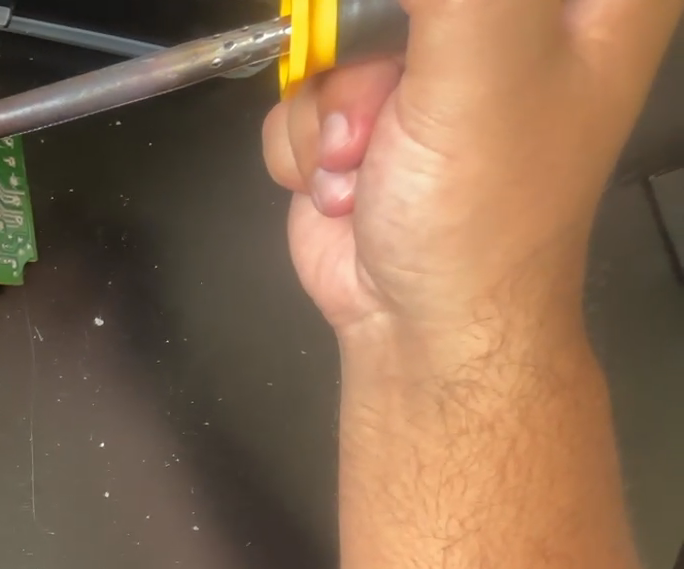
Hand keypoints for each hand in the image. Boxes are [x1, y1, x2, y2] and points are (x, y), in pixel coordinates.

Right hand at [262, 0, 681, 348]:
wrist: (415, 315)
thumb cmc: (477, 202)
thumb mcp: (480, 71)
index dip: (420, 11)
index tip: (411, 46)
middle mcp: (494, 24)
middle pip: (380, 1)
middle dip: (359, 55)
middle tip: (385, 109)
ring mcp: (411, 79)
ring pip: (327, 49)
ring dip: (325, 120)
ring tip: (364, 166)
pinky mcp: (348, 126)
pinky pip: (295, 105)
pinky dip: (301, 153)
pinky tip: (340, 187)